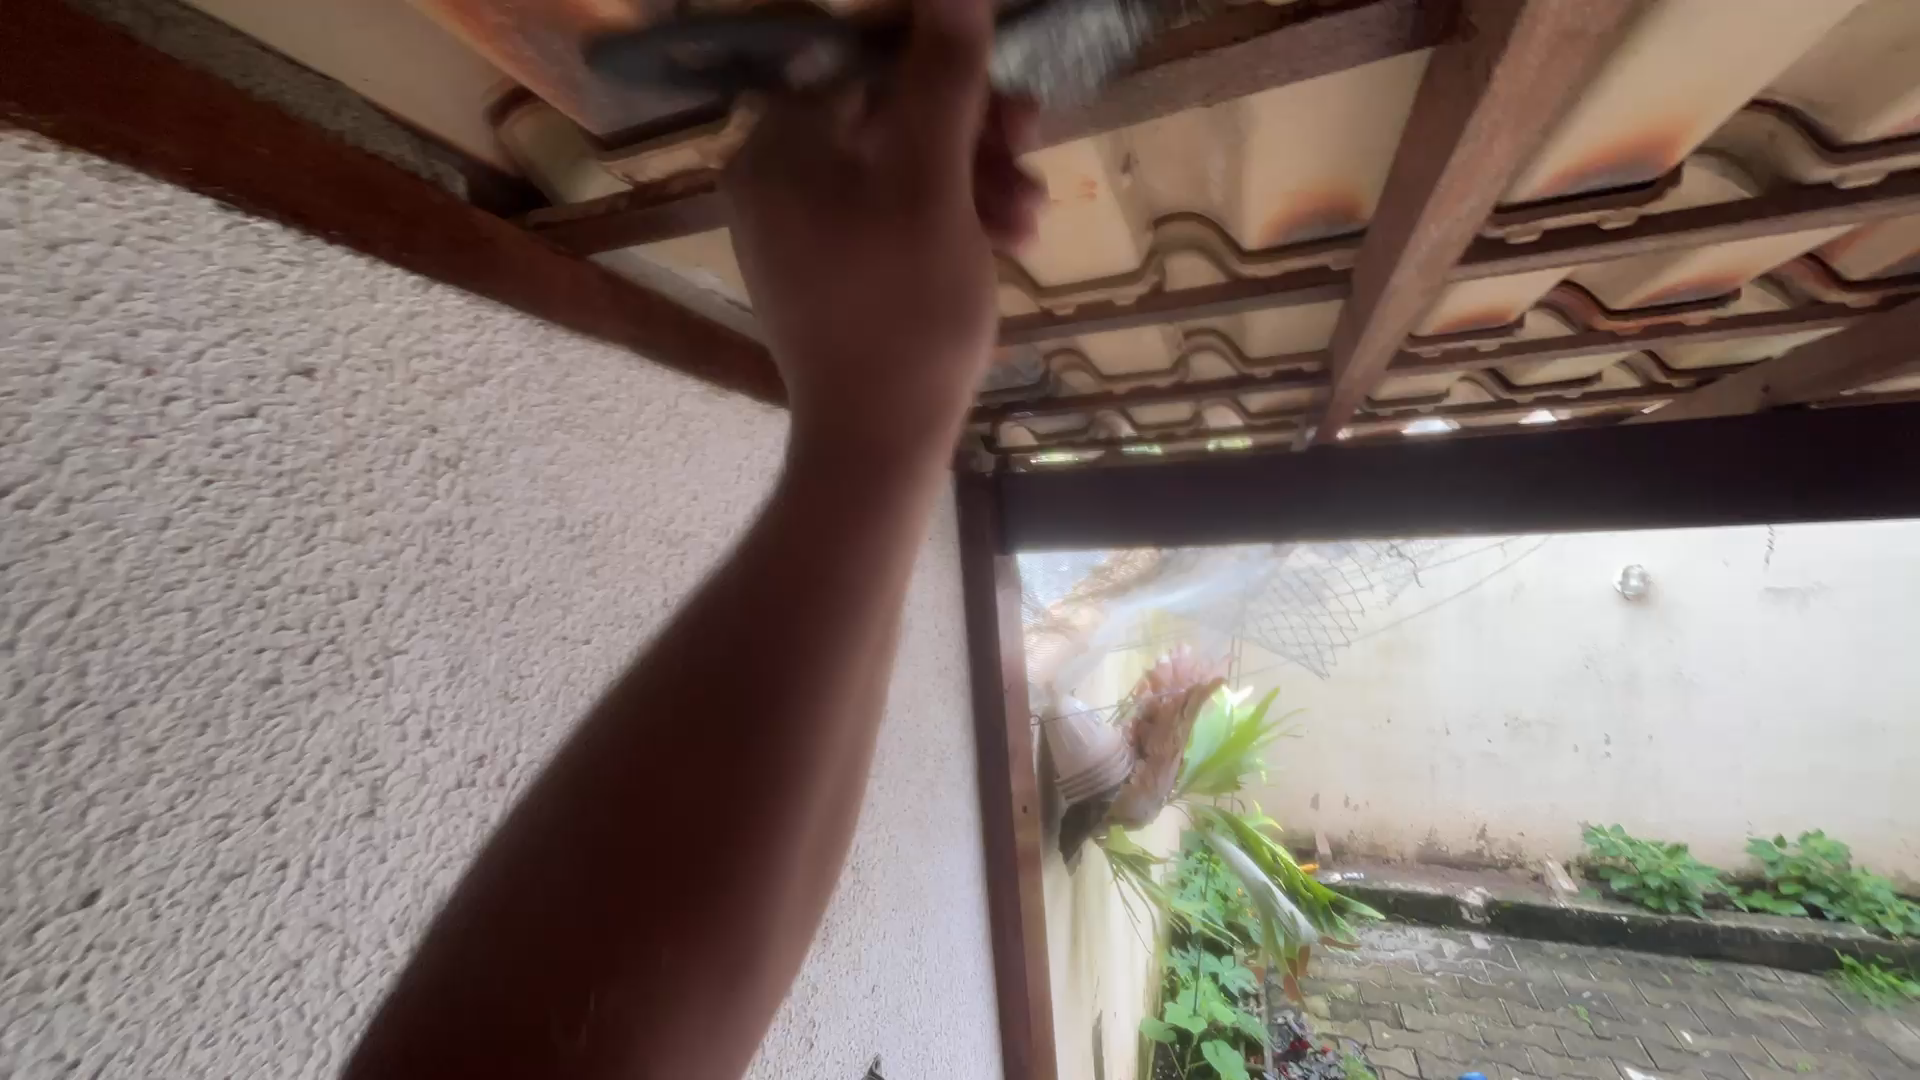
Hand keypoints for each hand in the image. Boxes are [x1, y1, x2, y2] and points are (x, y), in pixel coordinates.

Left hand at [722, 0, 1041, 459]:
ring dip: (974, 186)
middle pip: (888, 123)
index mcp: (779, 149)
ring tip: (1033, 220)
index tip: (1015, 109)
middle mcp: (778, 184)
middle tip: (1035, 153)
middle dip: (973, 139)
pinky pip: (894, 227)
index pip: (867, 66)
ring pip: (901, 178)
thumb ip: (942, 79)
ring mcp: (804, 237)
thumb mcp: (933, 187)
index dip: (950, 73)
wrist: (879, 445)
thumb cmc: (905, 315)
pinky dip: (948, 229)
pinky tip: (1003, 246)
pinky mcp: (835, 280)